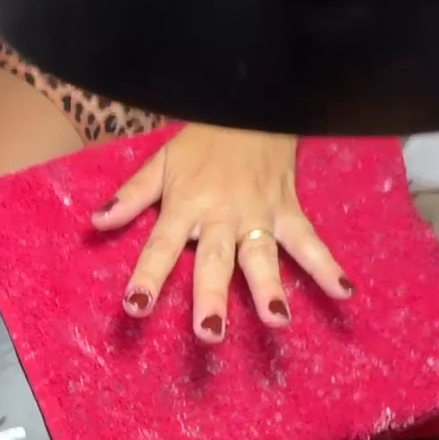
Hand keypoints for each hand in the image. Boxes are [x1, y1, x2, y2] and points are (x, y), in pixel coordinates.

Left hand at [93, 123, 351, 342]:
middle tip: (209, 334)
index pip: (160, 248)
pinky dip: (327, 265)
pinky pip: (309, 240)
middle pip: (214, 261)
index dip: (147, 277)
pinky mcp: (288, 210)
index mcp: (184, 207)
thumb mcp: (160, 164)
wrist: (252, 104)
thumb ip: (130, 197)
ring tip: (277, 320)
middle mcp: (221, 216)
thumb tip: (95, 222)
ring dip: (270, 287)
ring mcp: (259, 215)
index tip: (135, 306)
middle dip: (212, 297)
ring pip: (263, 255)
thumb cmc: (201, 144)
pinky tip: (342, 292)